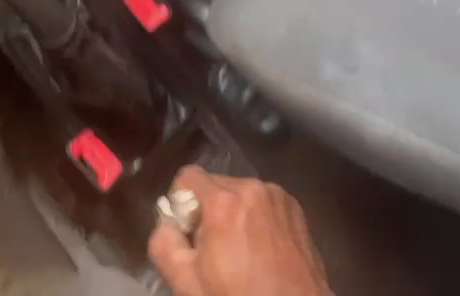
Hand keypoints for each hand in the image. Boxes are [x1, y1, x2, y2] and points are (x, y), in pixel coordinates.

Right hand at [147, 167, 329, 295]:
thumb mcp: (188, 283)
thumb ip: (164, 244)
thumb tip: (167, 223)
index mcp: (224, 201)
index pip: (188, 176)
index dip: (180, 203)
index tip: (187, 234)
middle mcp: (252, 188)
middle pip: (215, 184)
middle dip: (207, 210)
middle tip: (213, 249)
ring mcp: (277, 196)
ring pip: (240, 193)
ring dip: (233, 213)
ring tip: (240, 252)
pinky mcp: (295, 209)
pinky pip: (263, 202)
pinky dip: (256, 217)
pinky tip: (262, 250)